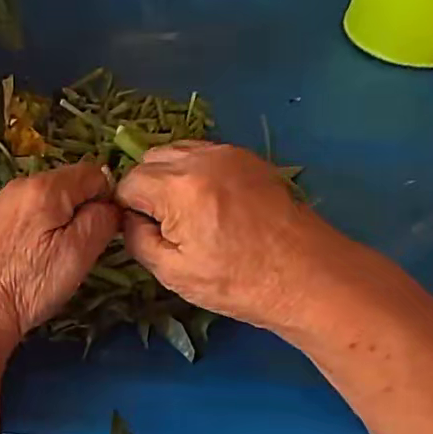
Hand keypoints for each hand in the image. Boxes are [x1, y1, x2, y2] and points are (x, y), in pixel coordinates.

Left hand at [0, 162, 117, 344]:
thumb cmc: (32, 283)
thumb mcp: (80, 251)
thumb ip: (103, 219)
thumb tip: (110, 205)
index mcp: (45, 186)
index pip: (95, 173)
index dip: (106, 200)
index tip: (101, 232)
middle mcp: (21, 184)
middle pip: (70, 184)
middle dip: (81, 211)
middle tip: (76, 249)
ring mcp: (4, 201)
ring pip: (50, 201)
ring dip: (60, 222)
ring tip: (53, 256)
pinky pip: (30, 213)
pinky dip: (39, 229)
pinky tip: (34, 255)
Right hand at [116, 141, 346, 329]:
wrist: (307, 275)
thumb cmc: (236, 281)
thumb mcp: (172, 272)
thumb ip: (137, 240)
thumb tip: (130, 220)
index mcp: (179, 187)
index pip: (127, 182)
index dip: (124, 209)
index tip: (139, 232)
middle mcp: (202, 159)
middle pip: (149, 159)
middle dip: (144, 189)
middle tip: (160, 225)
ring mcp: (229, 154)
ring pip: (176, 152)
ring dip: (167, 178)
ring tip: (183, 214)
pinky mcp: (249, 159)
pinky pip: (203, 154)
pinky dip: (192, 173)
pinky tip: (206, 205)